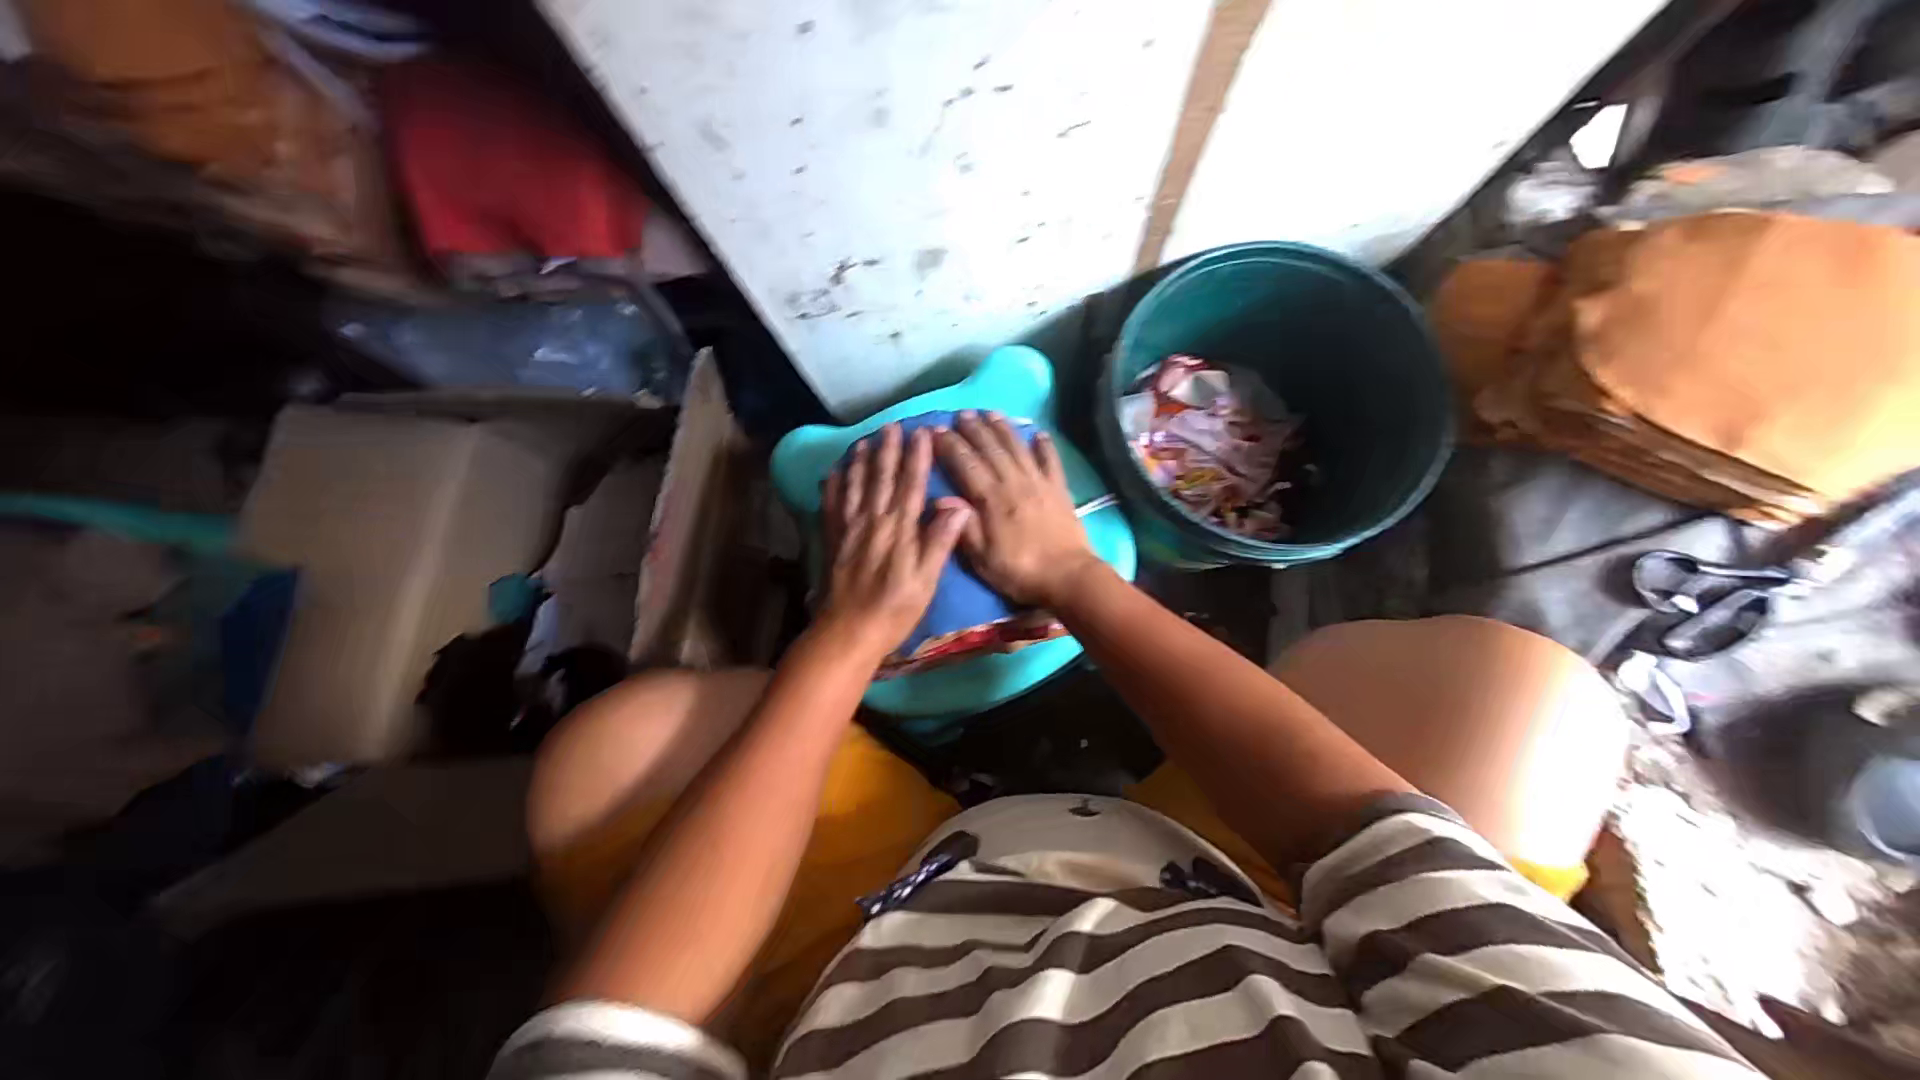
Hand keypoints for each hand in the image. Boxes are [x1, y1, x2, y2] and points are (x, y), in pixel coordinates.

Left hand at [818, 423, 971, 660]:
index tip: (922, 433)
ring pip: (855, 486)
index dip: (917, 458)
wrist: (849, 631)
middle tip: (892, 425)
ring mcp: (849, 529)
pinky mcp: (832, 540)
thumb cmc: (895, 609)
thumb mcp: (926, 580)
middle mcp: (873, 522)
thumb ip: (939, 541)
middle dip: (888, 450)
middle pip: (881, 479)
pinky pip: (831, 505)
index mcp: (900, 531)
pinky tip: (834, 471)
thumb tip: (960, 507)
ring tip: (866, 439)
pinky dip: (833, 486)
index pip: (911, 486)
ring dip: (861, 461)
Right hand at [933, 411, 1101, 608]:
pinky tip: (1038, 433)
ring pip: (1018, 448)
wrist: (1068, 577)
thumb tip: (939, 498)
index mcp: (992, 500)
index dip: (950, 446)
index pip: (966, 465)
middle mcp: (1014, 483)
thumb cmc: (1020, 571)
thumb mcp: (983, 558)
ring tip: (990, 412)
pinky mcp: (1059, 490)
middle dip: (974, 429)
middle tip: (960, 414)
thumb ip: (963, 526)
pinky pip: (1051, 461)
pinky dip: (1045, 445)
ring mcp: (1039, 483)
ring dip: (1003, 429)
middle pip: (991, 450)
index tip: (935, 430)